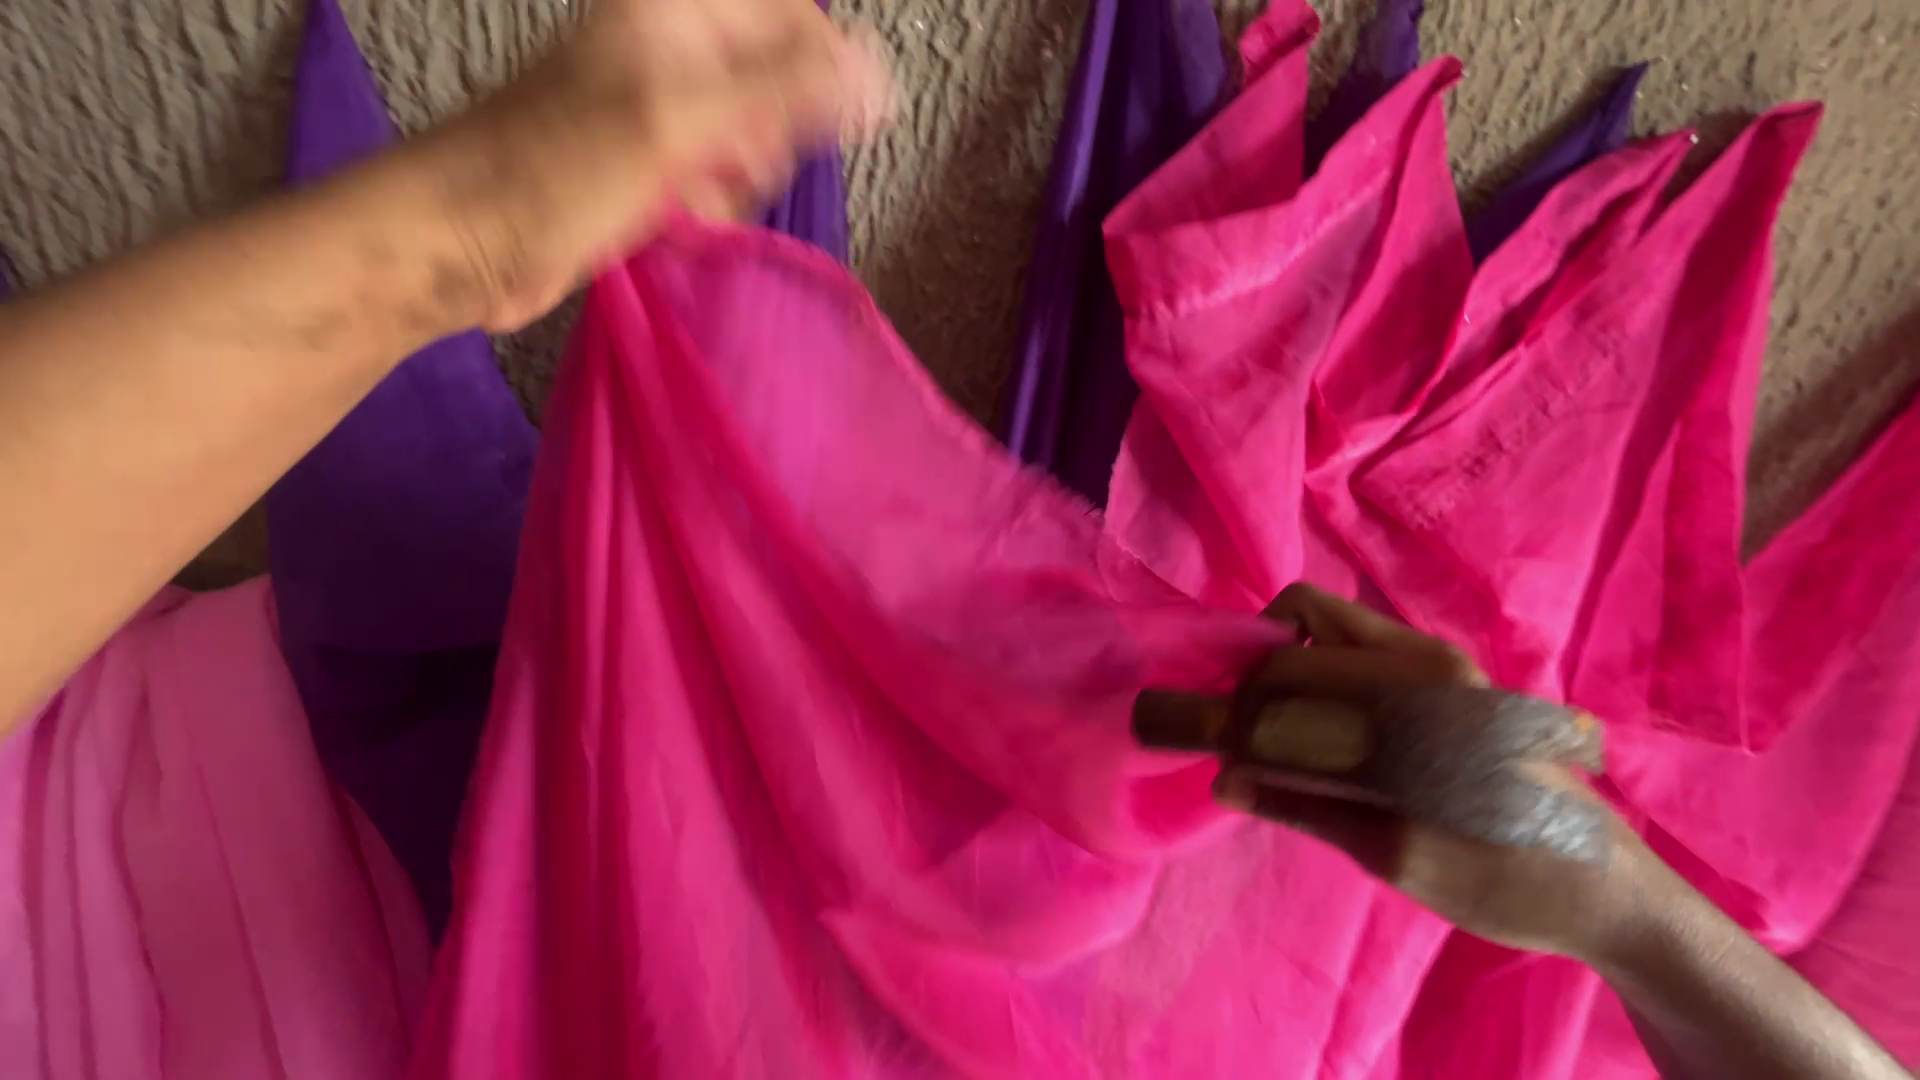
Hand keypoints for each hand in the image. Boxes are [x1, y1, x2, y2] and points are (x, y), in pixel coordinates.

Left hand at [423, 0, 891, 330]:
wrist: (472, 241)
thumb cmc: (561, 175)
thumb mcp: (681, 122)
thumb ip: (784, 91)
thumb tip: (875, 76)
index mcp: (678, 16)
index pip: (792, 18)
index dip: (825, 69)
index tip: (832, 128)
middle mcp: (676, 54)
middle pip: (778, 87)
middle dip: (768, 139)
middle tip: (726, 163)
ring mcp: (665, 112)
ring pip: (752, 142)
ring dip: (737, 182)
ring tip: (688, 197)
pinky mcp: (656, 166)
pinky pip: (719, 181)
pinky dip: (710, 207)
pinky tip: (677, 218)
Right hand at [1135, 584, 1656, 961]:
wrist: (1607, 890)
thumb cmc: (1505, 877)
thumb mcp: (1395, 854)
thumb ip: (1305, 805)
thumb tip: (1224, 780)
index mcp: (1415, 692)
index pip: (1289, 666)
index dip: (1240, 703)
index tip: (1222, 747)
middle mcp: (1425, 655)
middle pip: (1300, 623)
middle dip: (1255, 677)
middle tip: (1243, 738)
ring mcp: (1438, 659)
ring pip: (1326, 622)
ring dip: (1285, 662)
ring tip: (1277, 725)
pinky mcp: (1446, 674)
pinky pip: (1354, 644)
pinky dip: (1315, 668)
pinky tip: (1321, 726)